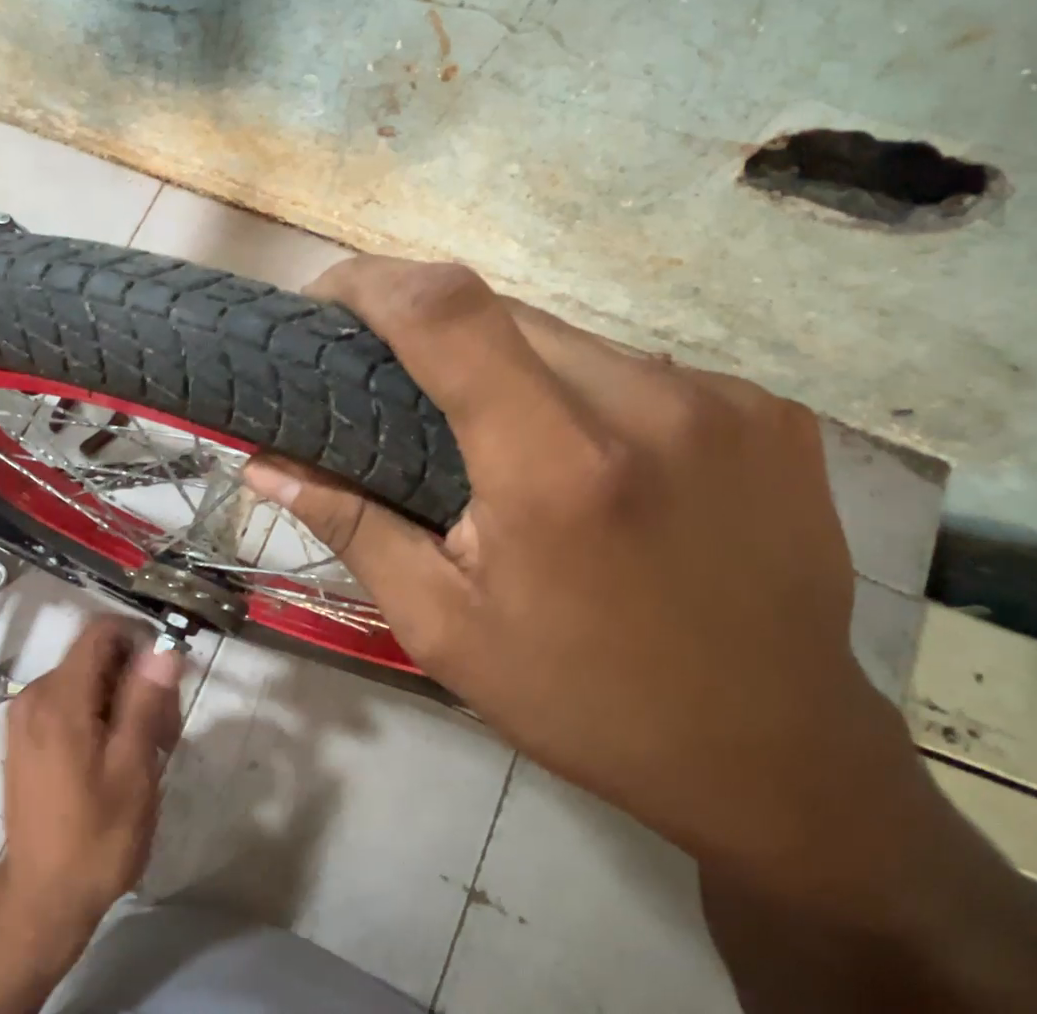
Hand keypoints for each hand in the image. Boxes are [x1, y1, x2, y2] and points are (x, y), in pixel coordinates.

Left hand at [0, 615, 182, 932]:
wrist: (43, 895)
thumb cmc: (96, 835)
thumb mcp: (133, 768)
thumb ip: (146, 700)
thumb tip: (163, 647)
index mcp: (58, 697)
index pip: (99, 632)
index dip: (140, 643)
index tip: (168, 681)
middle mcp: (33, 695)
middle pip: (96, 660)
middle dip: (137, 683)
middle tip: (166, 735)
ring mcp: (25, 718)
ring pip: (86, 684)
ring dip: (123, 705)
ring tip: (147, 755)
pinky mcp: (25, 740)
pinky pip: (68, 707)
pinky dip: (99, 720)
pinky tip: (119, 760)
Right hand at [241, 256, 926, 910]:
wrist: (771, 755)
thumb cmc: (580, 698)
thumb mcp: (440, 625)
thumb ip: (350, 526)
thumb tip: (264, 466)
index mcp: (554, 467)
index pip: (450, 313)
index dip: (375, 281)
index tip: (328, 300)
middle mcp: (648, 407)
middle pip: (506, 313)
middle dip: (432, 329)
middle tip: (391, 383)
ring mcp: (726, 402)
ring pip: (573, 337)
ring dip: (508, 363)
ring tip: (485, 435)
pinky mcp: (771, 414)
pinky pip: (638, 371)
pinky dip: (582, 393)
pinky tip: (581, 461)